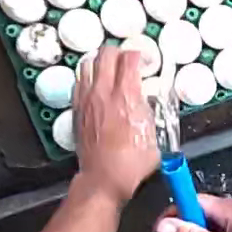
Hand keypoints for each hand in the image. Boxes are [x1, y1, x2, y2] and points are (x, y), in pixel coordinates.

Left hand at [71, 46, 157, 207]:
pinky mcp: (77, 110)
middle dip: (119, 52)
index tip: (144, 60)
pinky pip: (78, 82)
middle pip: (106, 54)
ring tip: (110, 69)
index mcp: (126, 96)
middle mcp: (103, 93)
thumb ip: (148, 109)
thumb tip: (145, 99)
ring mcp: (87, 100)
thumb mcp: (154, 133)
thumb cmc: (131, 162)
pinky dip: (88, 77)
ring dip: (100, 62)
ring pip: (87, 63)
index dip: (139, 55)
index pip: (129, 59)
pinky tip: (96, 86)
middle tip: (126, 60)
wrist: (104, 178)